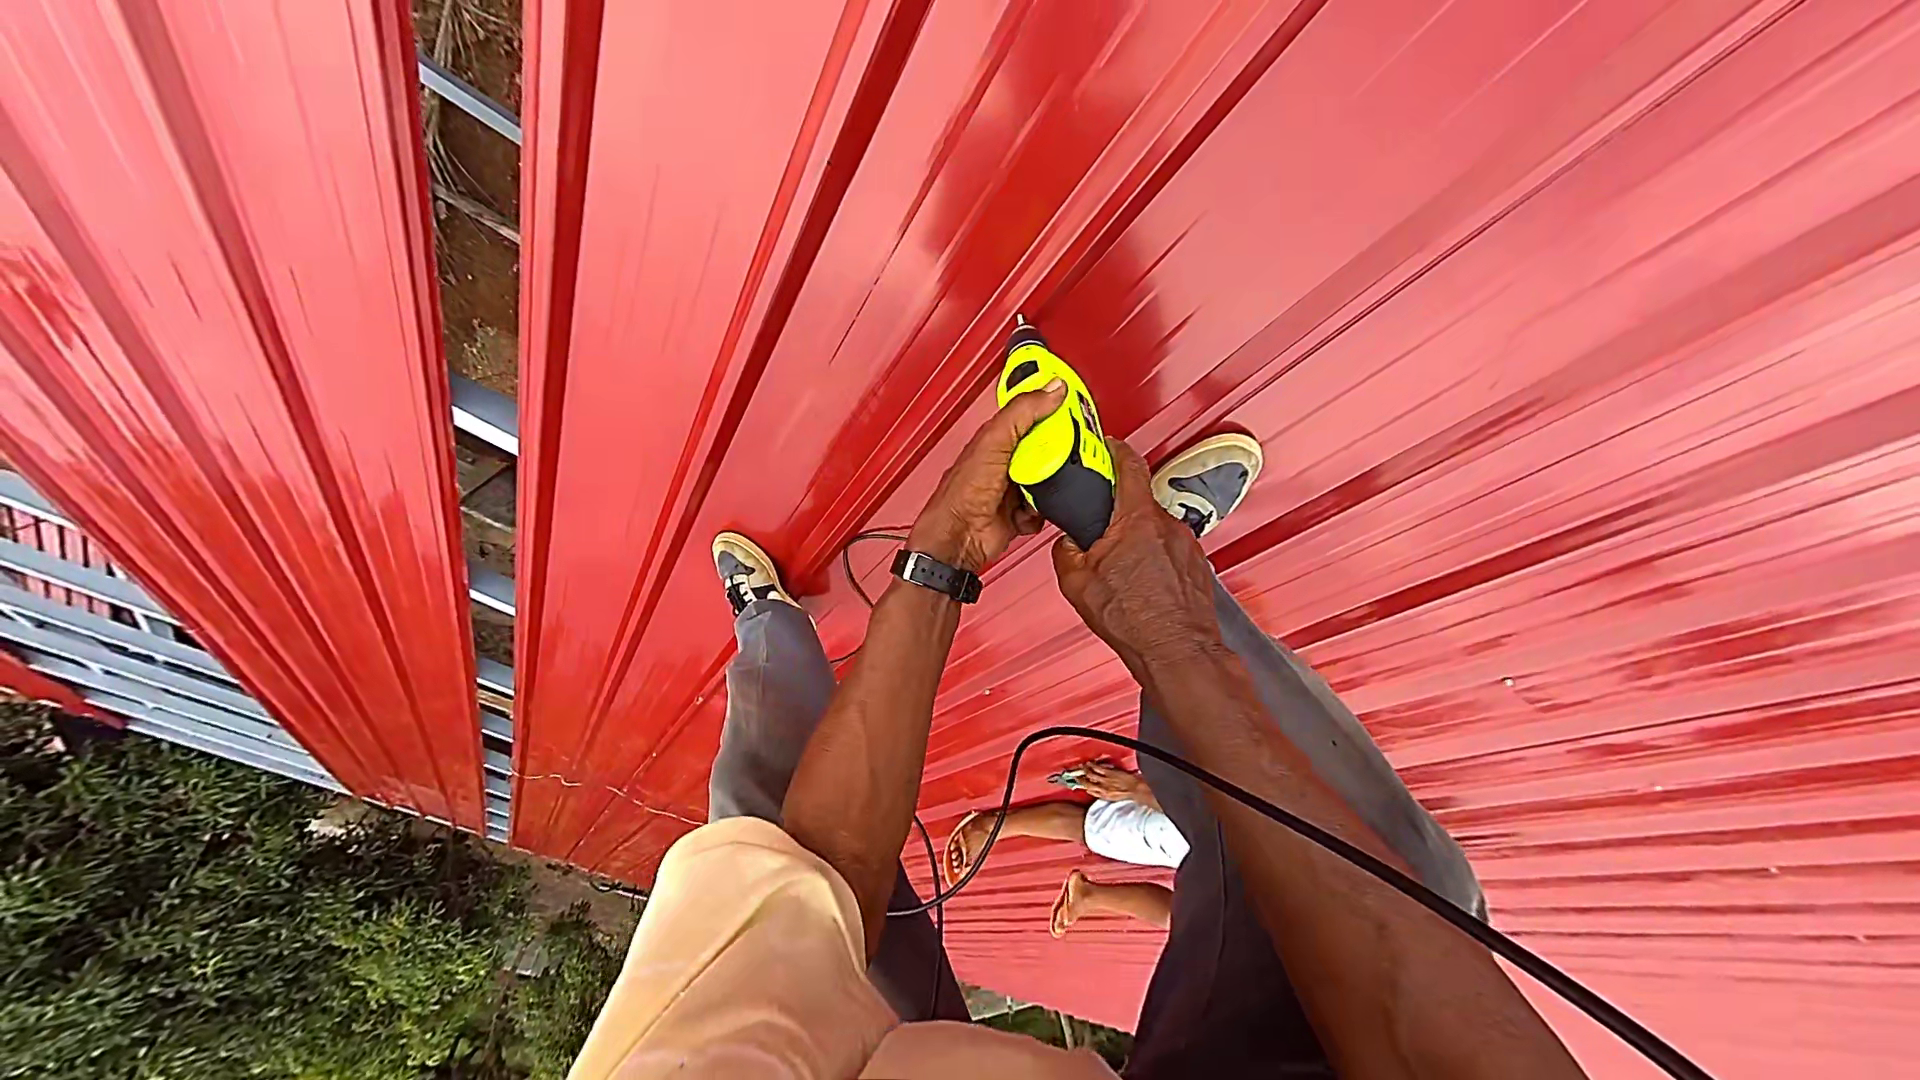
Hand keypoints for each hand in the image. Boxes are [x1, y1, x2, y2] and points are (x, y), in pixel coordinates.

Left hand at [907, 380, 1066, 572]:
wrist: (958, 538)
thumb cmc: (960, 494)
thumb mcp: (993, 442)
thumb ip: (1022, 412)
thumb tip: (1052, 388)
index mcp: (998, 434)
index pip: (1030, 407)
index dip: (1050, 399)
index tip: (1071, 394)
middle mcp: (1007, 458)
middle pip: (1048, 443)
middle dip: (1059, 449)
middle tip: (1060, 452)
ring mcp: (1015, 485)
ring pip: (1052, 475)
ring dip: (1051, 484)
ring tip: (1039, 487)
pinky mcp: (1022, 510)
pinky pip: (1048, 505)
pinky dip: (1043, 511)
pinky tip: (1029, 511)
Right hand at [1052, 438, 1223, 674]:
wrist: (1175, 650)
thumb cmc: (1135, 620)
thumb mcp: (1077, 583)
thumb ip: (1066, 551)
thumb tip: (1068, 543)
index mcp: (1136, 521)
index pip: (1129, 464)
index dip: (1115, 448)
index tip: (1106, 445)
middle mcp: (1166, 526)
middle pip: (1138, 500)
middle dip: (1118, 511)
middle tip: (1101, 529)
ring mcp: (1186, 544)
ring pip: (1154, 527)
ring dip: (1136, 538)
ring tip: (1121, 567)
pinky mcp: (1196, 563)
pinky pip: (1169, 548)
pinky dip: (1153, 557)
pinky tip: (1140, 581)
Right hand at [1071, 760, 1151, 803]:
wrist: (1137, 790)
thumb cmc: (1128, 794)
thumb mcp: (1114, 798)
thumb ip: (1105, 794)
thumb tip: (1098, 791)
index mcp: (1104, 796)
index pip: (1090, 791)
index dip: (1083, 787)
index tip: (1078, 783)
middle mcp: (1102, 788)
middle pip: (1087, 783)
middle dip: (1080, 778)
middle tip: (1075, 774)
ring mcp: (1105, 780)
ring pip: (1090, 774)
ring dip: (1084, 770)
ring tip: (1081, 766)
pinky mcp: (1109, 772)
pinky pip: (1098, 768)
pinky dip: (1092, 765)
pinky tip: (1090, 763)